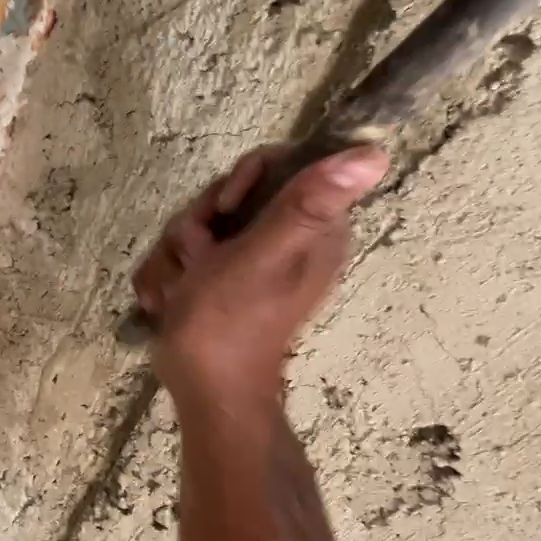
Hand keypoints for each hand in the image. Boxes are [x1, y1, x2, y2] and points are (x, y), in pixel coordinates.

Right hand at [132, 145, 388, 411]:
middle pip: (220, 199)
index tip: (221, 212)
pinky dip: (165, 281)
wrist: (204, 388)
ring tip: (178, 293)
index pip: (274, 166)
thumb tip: (375, 152)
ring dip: (173, 261)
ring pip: (189, 231)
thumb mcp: (263, 257)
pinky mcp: (212, 282)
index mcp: (310, 227)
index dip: (236, 181)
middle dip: (193, 231)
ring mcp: (243, 262)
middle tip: (197, 263)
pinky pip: (176, 260)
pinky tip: (168, 304)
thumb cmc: (230, 324)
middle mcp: (281, 238)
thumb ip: (306, 205)